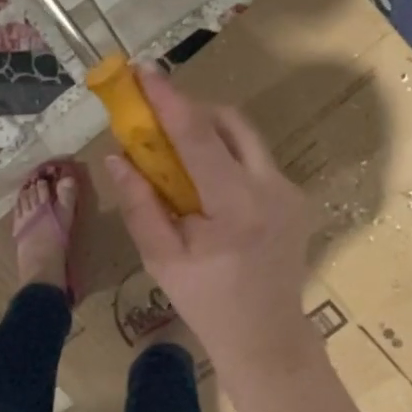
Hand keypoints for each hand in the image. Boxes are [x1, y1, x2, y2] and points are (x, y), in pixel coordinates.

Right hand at [105, 67, 317, 375]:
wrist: (268, 339)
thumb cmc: (207, 303)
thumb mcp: (162, 259)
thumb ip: (140, 203)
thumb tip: (116, 155)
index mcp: (236, 206)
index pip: (198, 136)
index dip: (168, 100)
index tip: (143, 72)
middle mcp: (271, 188)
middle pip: (230, 122)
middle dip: (191, 109)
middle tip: (155, 114)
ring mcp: (290, 191)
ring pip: (246, 136)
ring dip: (209, 130)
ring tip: (175, 147)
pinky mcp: (295, 197)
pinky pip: (255, 159)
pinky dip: (225, 154)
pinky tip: (204, 180)